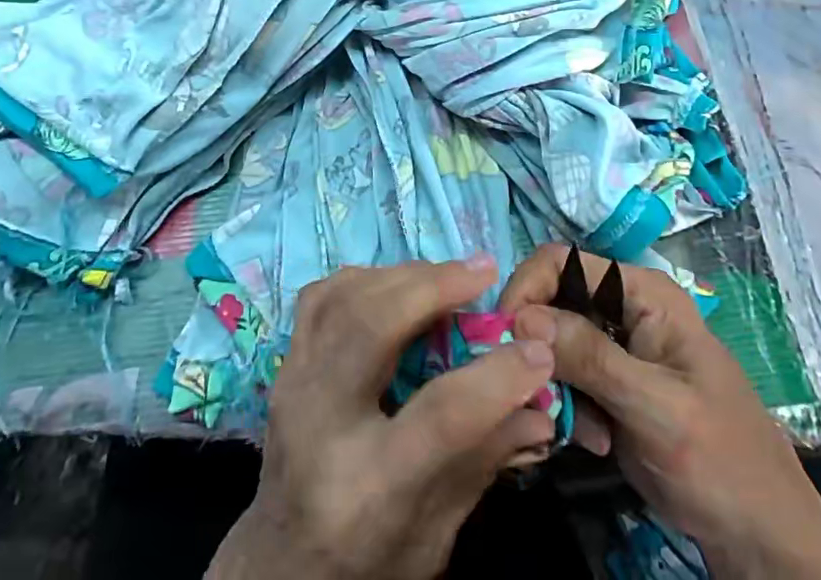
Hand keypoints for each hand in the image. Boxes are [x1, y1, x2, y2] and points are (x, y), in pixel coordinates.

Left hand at [208, 257, 559, 579]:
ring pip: (341, 299)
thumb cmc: (367, 558)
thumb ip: (483, 462)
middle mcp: (319, 420)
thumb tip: (540, 405)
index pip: (441, 413)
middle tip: (483, 270)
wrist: (280, 563)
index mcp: (368, 484)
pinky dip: (361, 279)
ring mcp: (292, 384)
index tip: (538, 348)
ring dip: (400, 275)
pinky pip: (318, 299)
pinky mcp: (283, 366)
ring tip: (447, 274)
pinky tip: (396, 283)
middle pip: (372, 327)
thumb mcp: (436, 535)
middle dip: (434, 288)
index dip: (498, 376)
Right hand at [502, 245, 820, 579]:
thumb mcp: (655, 406)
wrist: (760, 539)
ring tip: (583, 431)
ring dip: (554, 386)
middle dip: (538, 349)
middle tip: (543, 397)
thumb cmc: (721, 462)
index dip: (526, 291)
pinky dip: (565, 406)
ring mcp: (616, 348)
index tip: (504, 340)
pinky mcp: (608, 383)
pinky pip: (562, 377)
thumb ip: (589, 355)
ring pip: (549, 342)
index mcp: (643, 294)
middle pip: (550, 302)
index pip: (559, 263)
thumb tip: (519, 317)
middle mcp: (624, 308)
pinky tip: (592, 441)